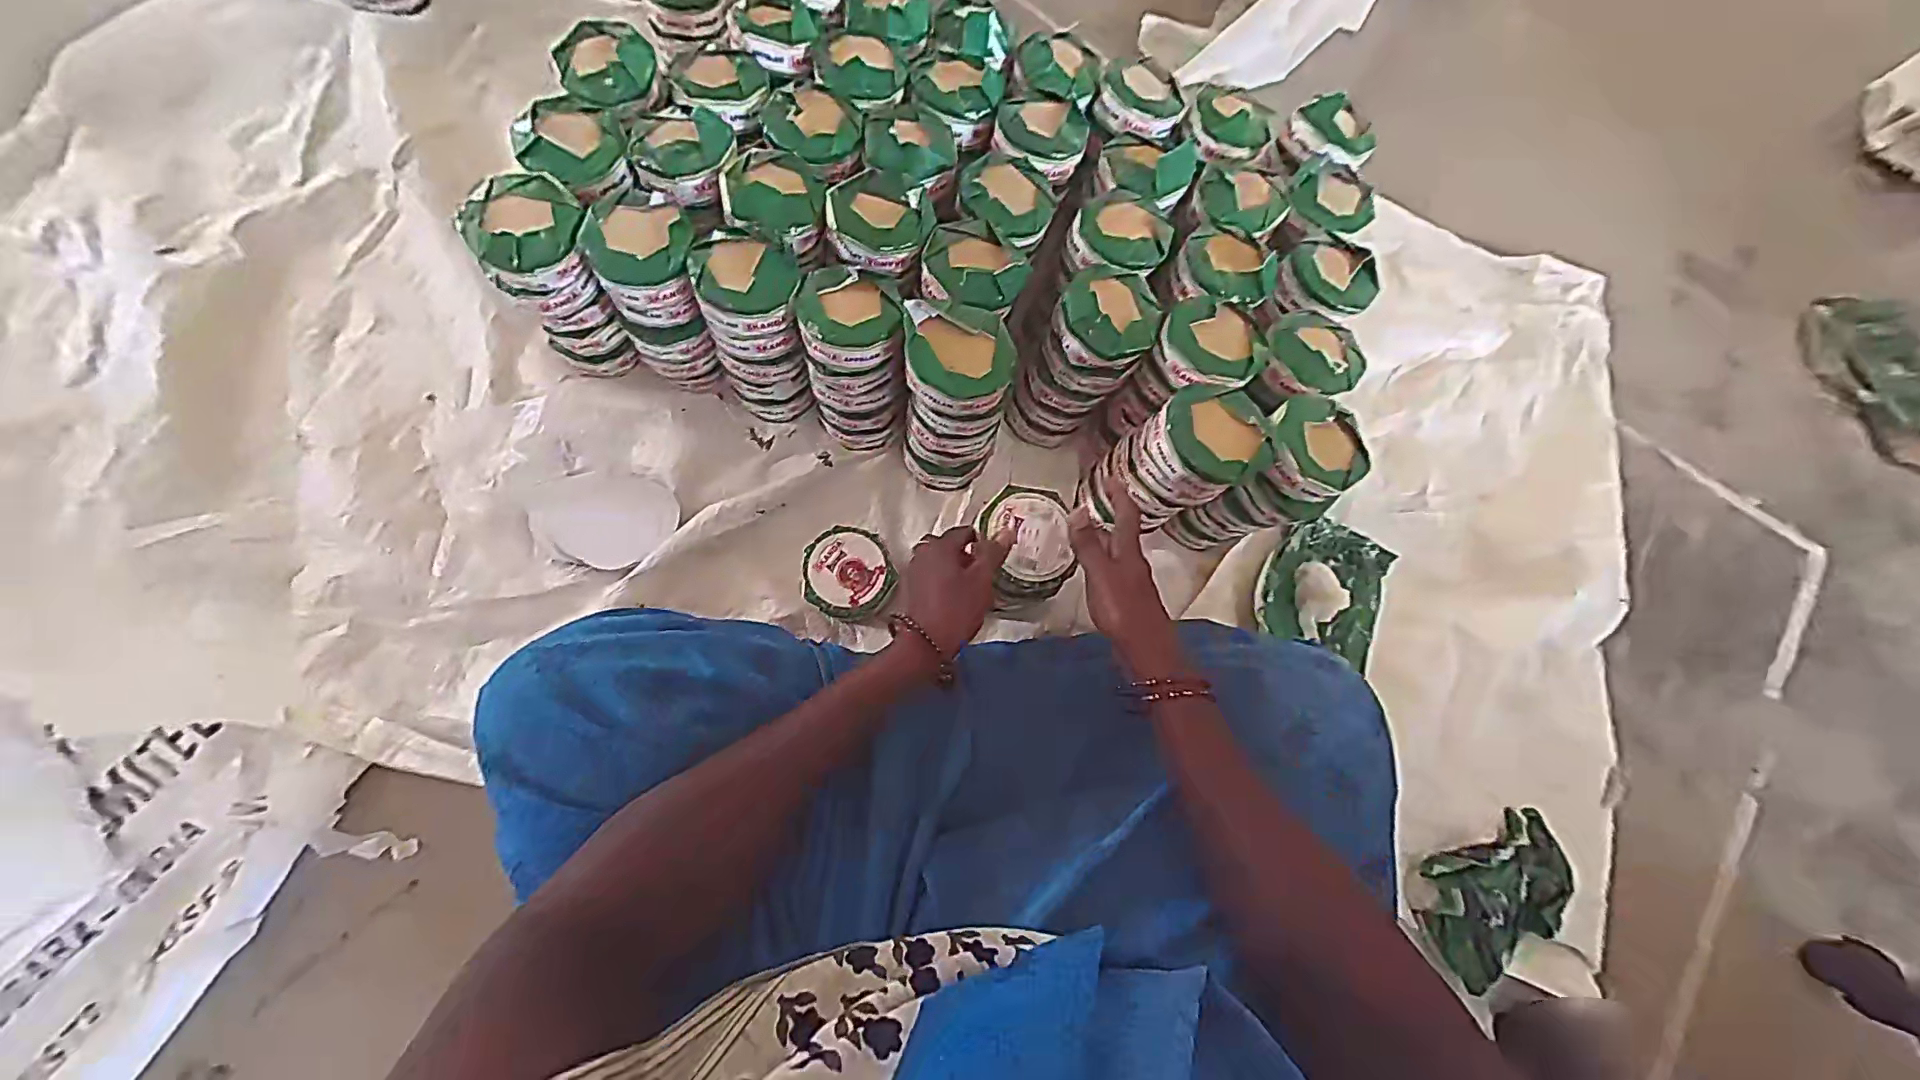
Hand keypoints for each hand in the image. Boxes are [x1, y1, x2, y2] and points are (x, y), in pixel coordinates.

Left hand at [898, 525, 1011, 659]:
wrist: (924, 644)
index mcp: (940, 544)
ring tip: (967, 592)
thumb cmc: (957, 609)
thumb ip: (993, 552)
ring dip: (954, 570)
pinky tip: (951, 601)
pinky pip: (930, 576)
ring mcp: (912, 569)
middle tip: (981, 579)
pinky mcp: (908, 588)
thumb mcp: (982, 580)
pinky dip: (942, 582)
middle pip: (951, 546)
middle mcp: (922, 551)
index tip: (991, 564)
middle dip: (967, 558)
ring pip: (940, 562)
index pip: (967, 532)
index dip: (983, 545)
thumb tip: (1006, 529)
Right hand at [1068, 477, 1185, 678]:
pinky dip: (1101, 556)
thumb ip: (1088, 545)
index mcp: (1129, 552)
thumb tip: (1079, 510)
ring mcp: (1132, 579)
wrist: (1146, 649)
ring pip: (1117, 548)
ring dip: (1104, 534)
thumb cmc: (1123, 610)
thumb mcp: (1101, 575)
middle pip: (1123, 530)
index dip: (1119, 494)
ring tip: (1086, 526)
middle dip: (1111, 511)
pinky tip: (1090, 564)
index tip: (1110, 476)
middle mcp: (1133, 561)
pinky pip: (1112, 566)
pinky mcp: (1127, 595)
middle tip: (1093, 498)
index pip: (1127, 514)